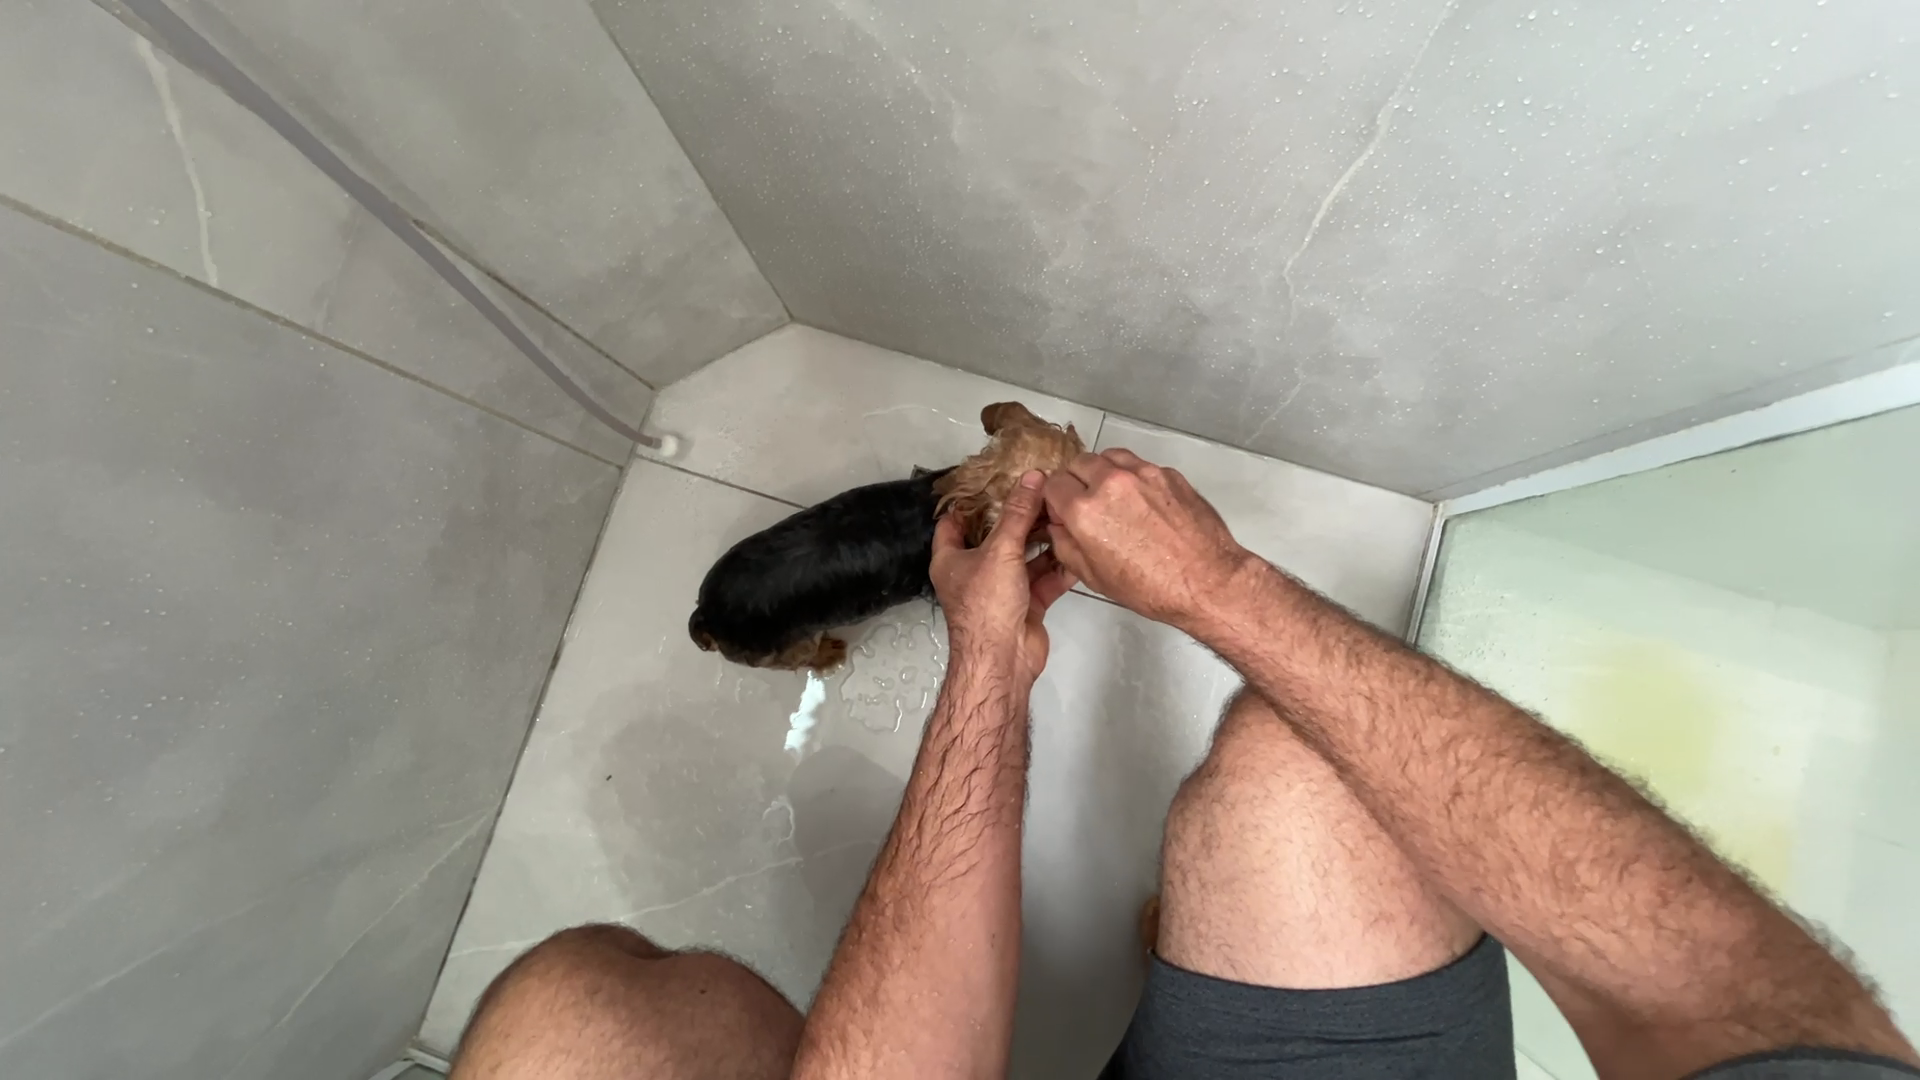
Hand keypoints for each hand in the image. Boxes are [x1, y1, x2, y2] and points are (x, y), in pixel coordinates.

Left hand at [931, 471, 1075, 683]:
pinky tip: (1076, 550)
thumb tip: (1031, 477)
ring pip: (1023, 559)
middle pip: (997, 537)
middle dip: (1019, 518)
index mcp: (951, 559)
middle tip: (1043, 493)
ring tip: (1065, 515)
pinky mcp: (1025, 605)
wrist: (1003, 660)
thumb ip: (1018, 513)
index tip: (996, 480)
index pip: (953, 522)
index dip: (971, 501)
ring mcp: (1000, 590)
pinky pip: (1043, 580)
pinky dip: (1058, 569)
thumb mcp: (1001, 550)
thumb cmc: (987, 604)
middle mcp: (973, 572)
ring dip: (1043, 542)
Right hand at [1041, 449, 1254, 628]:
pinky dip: (1132, 477)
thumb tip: (1059, 527)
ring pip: (1108, 456)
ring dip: (1103, 472)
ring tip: (1112, 497)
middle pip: (1078, 462)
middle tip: (1086, 503)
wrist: (1206, 581)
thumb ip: (1065, 545)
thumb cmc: (1149, 587)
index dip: (1054, 499)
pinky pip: (1139, 465)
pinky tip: (1141, 502)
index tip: (1062, 511)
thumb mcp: (1092, 577)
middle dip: (1076, 481)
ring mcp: (1142, 473)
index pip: (1052, 483)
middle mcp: (1110, 483)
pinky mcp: (1167, 473)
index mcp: (1085, 510)